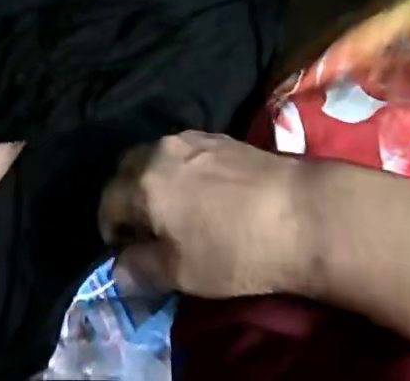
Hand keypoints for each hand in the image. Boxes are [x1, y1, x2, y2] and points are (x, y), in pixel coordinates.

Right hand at [99, 131, 312, 298]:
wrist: (302, 213)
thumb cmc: (236, 250)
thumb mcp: (184, 274)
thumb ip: (142, 269)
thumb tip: (117, 269)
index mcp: (141, 183)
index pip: (107, 202)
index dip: (110, 229)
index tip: (125, 251)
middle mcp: (157, 151)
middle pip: (125, 170)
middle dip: (126, 198)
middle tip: (146, 228)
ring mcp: (187, 138)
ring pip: (153, 157)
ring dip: (153, 180)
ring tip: (175, 208)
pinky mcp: (215, 136)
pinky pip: (181, 151)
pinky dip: (179, 170)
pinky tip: (204, 193)